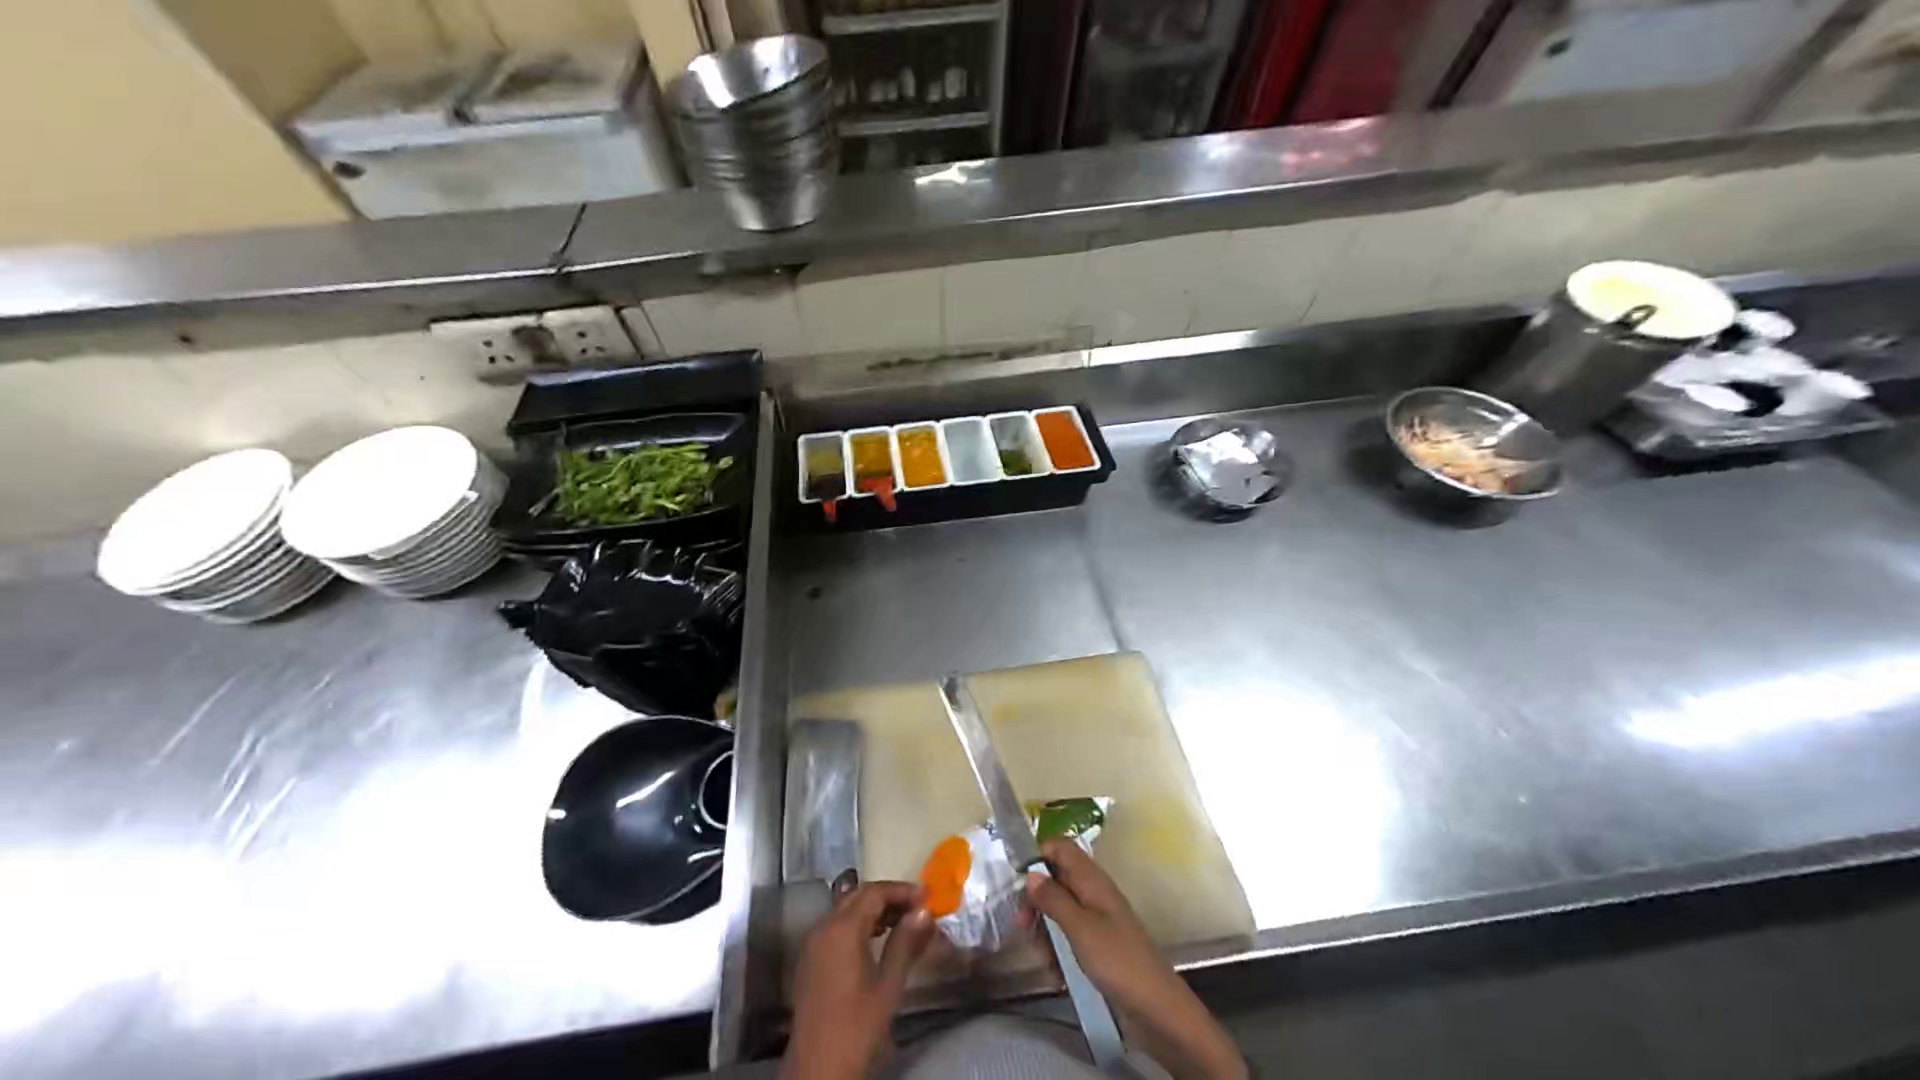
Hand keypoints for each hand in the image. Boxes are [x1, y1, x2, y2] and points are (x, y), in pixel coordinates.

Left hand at [782, 881, 936, 1079]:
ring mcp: (813, 944)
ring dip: (873, 909)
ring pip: (845, 910)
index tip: (927, 897)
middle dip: (888, 896)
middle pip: (858, 896)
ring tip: (902, 922)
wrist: (817, 1070)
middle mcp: (823, 928)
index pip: (874, 892)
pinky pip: (836, 927)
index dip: (902, 890)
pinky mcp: (810, 960)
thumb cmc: (857, 1027)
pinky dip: (858, 924)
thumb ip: (905, 943)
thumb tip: (923, 912)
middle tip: (917, 907)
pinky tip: (877, 939)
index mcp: (842, 929)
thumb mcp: (888, 985)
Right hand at [1025, 841, 1247, 1079]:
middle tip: (1023, 926)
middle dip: (1036, 902)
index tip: (1018, 881)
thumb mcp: (1079, 928)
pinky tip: (1057, 975)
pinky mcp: (1098, 947)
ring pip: (1059, 912)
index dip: (1038, 856)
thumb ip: (1053, 899)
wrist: (1158, 1010)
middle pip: (1055, 880)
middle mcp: (1093, 894)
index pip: (1060, 848)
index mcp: (1092, 880)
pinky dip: (1058, 952)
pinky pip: (1069, 938)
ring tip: (1044, 959)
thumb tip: (1031, 874)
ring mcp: (1097, 920)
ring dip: (1045, 932)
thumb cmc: (1118, 962)